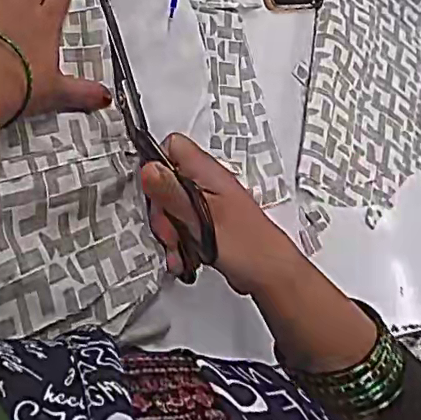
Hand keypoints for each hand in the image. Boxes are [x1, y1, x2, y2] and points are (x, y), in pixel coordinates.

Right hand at [139, 133, 303, 293]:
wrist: (272, 274)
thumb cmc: (249, 245)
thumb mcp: (201, 219)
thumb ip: (172, 192)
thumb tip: (148, 168)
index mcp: (207, 172)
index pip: (172, 146)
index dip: (156, 165)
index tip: (154, 192)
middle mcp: (208, 182)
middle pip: (166, 180)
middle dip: (161, 209)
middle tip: (169, 229)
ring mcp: (208, 202)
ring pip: (172, 205)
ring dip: (169, 229)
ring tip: (178, 247)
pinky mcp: (208, 221)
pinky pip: (182, 223)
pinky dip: (178, 240)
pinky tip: (184, 255)